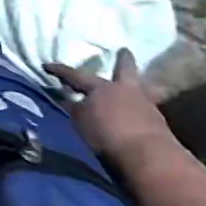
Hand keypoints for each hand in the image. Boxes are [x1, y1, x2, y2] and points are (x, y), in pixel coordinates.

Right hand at [44, 49, 179, 165]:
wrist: (147, 155)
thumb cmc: (106, 133)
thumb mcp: (80, 120)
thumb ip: (76, 108)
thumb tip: (72, 100)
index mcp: (102, 87)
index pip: (76, 75)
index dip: (60, 71)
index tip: (47, 65)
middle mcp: (126, 90)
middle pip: (124, 70)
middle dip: (123, 60)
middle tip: (124, 50)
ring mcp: (146, 104)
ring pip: (142, 87)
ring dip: (138, 84)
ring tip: (136, 84)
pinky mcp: (158, 122)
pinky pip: (147, 107)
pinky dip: (141, 106)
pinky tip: (137, 109)